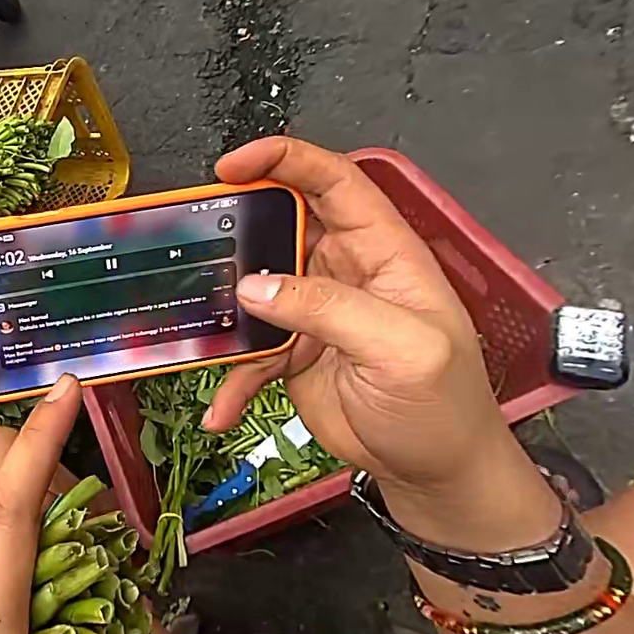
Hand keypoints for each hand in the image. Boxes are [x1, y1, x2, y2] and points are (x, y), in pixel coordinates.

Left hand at [0, 377, 158, 633]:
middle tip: (117, 545)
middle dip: (73, 501)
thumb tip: (146, 628)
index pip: (12, 502)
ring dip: (52, 537)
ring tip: (86, 590)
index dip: (42, 437)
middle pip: (18, 506)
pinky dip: (28, 558)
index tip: (68, 389)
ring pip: (5, 529)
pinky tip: (47, 609)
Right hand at [204, 138, 559, 550]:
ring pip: (252, 285)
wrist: (434, 472)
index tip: (231, 166)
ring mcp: (309, 312)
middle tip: (194, 235)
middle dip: (235, 224)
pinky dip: (230, 378)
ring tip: (191, 315)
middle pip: (279, 225)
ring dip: (221, 300)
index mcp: (380, 251)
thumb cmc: (441, 406)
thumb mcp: (400, 350)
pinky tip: (219, 410)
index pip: (333, 182)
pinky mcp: (288, 350)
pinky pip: (247, 352)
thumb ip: (329, 309)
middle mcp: (340, 271)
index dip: (283, 160)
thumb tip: (253, 285)